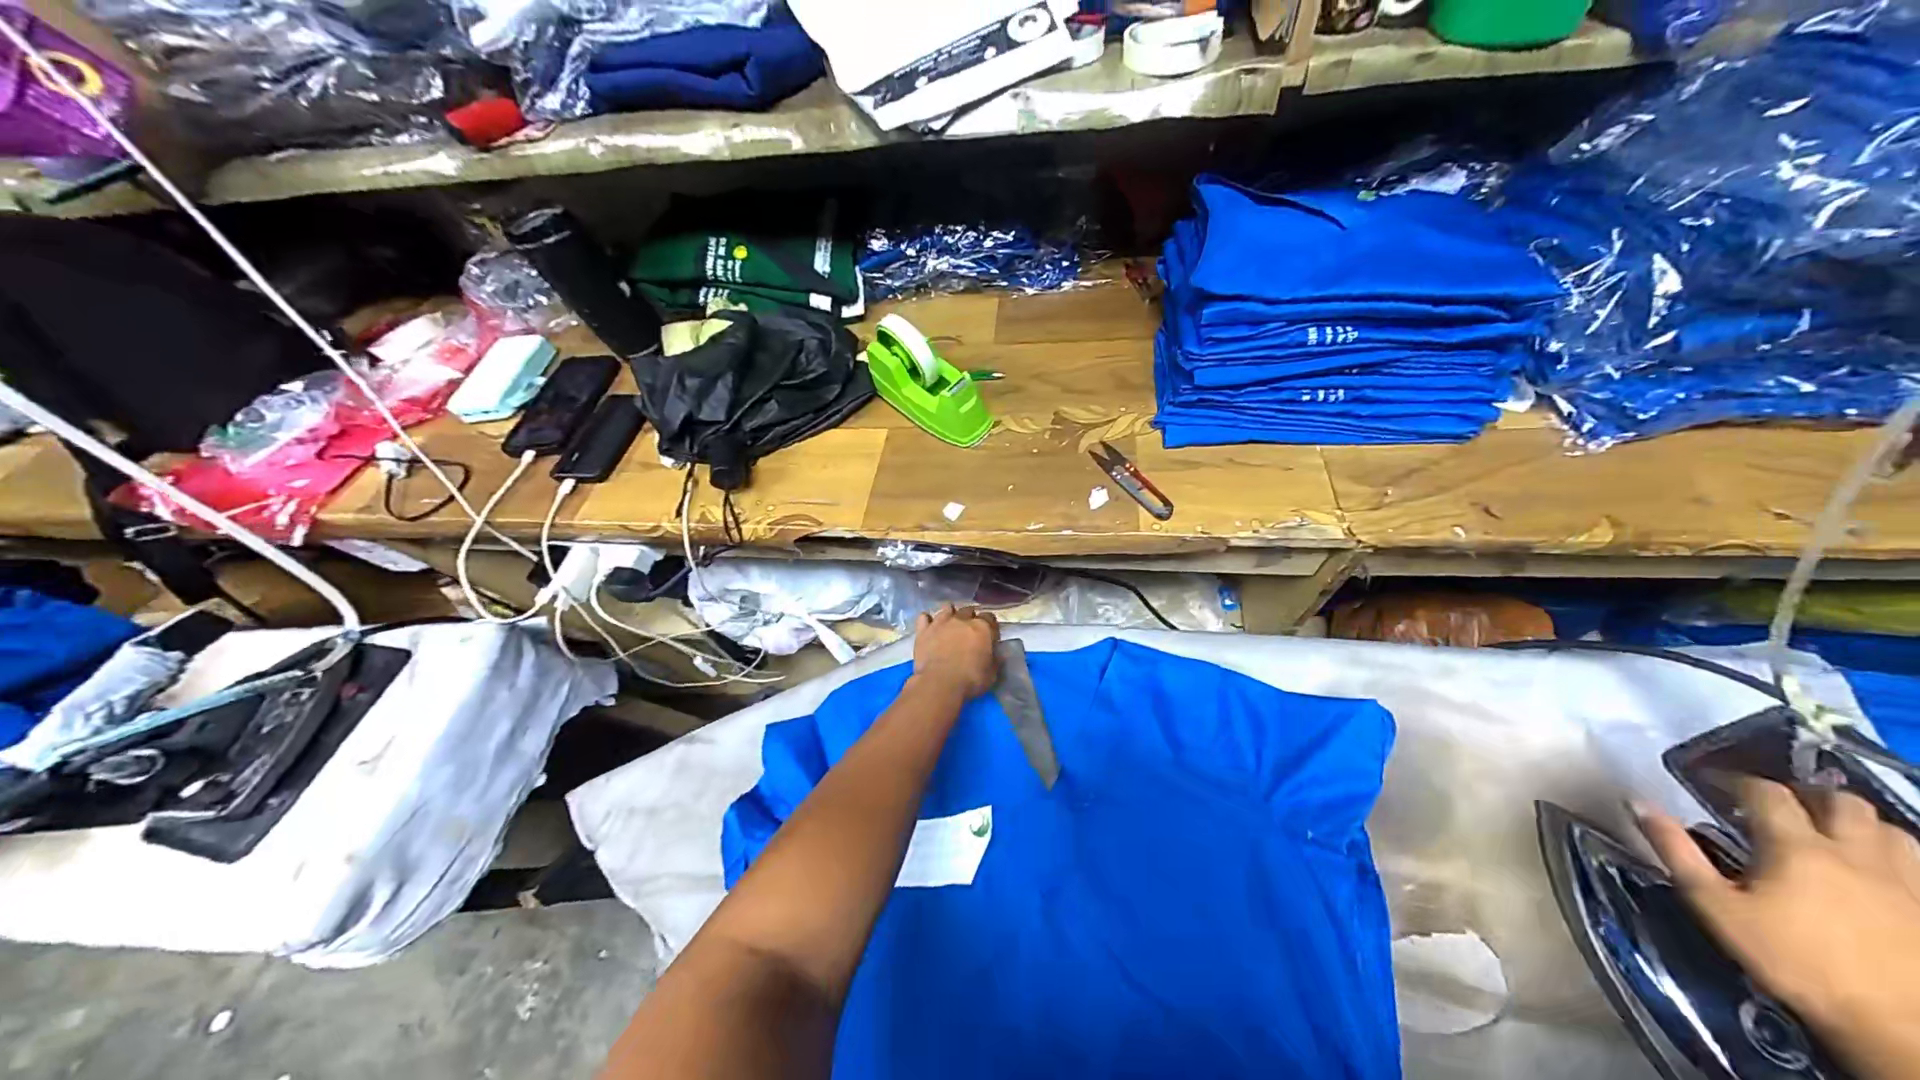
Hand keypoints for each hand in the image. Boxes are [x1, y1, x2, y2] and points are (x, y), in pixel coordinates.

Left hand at [909, 605, 999, 701]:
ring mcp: (940, 622)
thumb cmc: (971, 679)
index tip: (989, 635)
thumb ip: (995, 659)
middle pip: (968, 610)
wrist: (940, 683)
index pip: (990, 617)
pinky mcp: (923, 630)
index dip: (990, 626)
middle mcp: (961, 619)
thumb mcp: (992, 673)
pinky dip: (927, 620)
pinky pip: (924, 617)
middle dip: (970, 618)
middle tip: (969, 631)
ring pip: (947, 608)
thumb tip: (998, 653)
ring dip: (950, 614)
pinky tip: (930, 627)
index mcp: (982, 627)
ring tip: (950, 625)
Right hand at [1640, 778, 1919, 1079]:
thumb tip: (1637, 802)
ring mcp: (1903, 879)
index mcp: (1796, 847)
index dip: (1734, 780)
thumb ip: (1676, 850)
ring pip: (1887, 827)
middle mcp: (1854, 852)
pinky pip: (1916, 860)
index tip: (1710, 781)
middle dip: (1804, 793)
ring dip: (1854, 819)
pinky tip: (1871, 864)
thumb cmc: (1789, 959)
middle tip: (1775, 802)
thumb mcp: (1714, 905)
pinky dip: (1889, 849)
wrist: (1890, 1023)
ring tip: (1827, 829)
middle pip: (1838, 800)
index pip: (1765, 793)